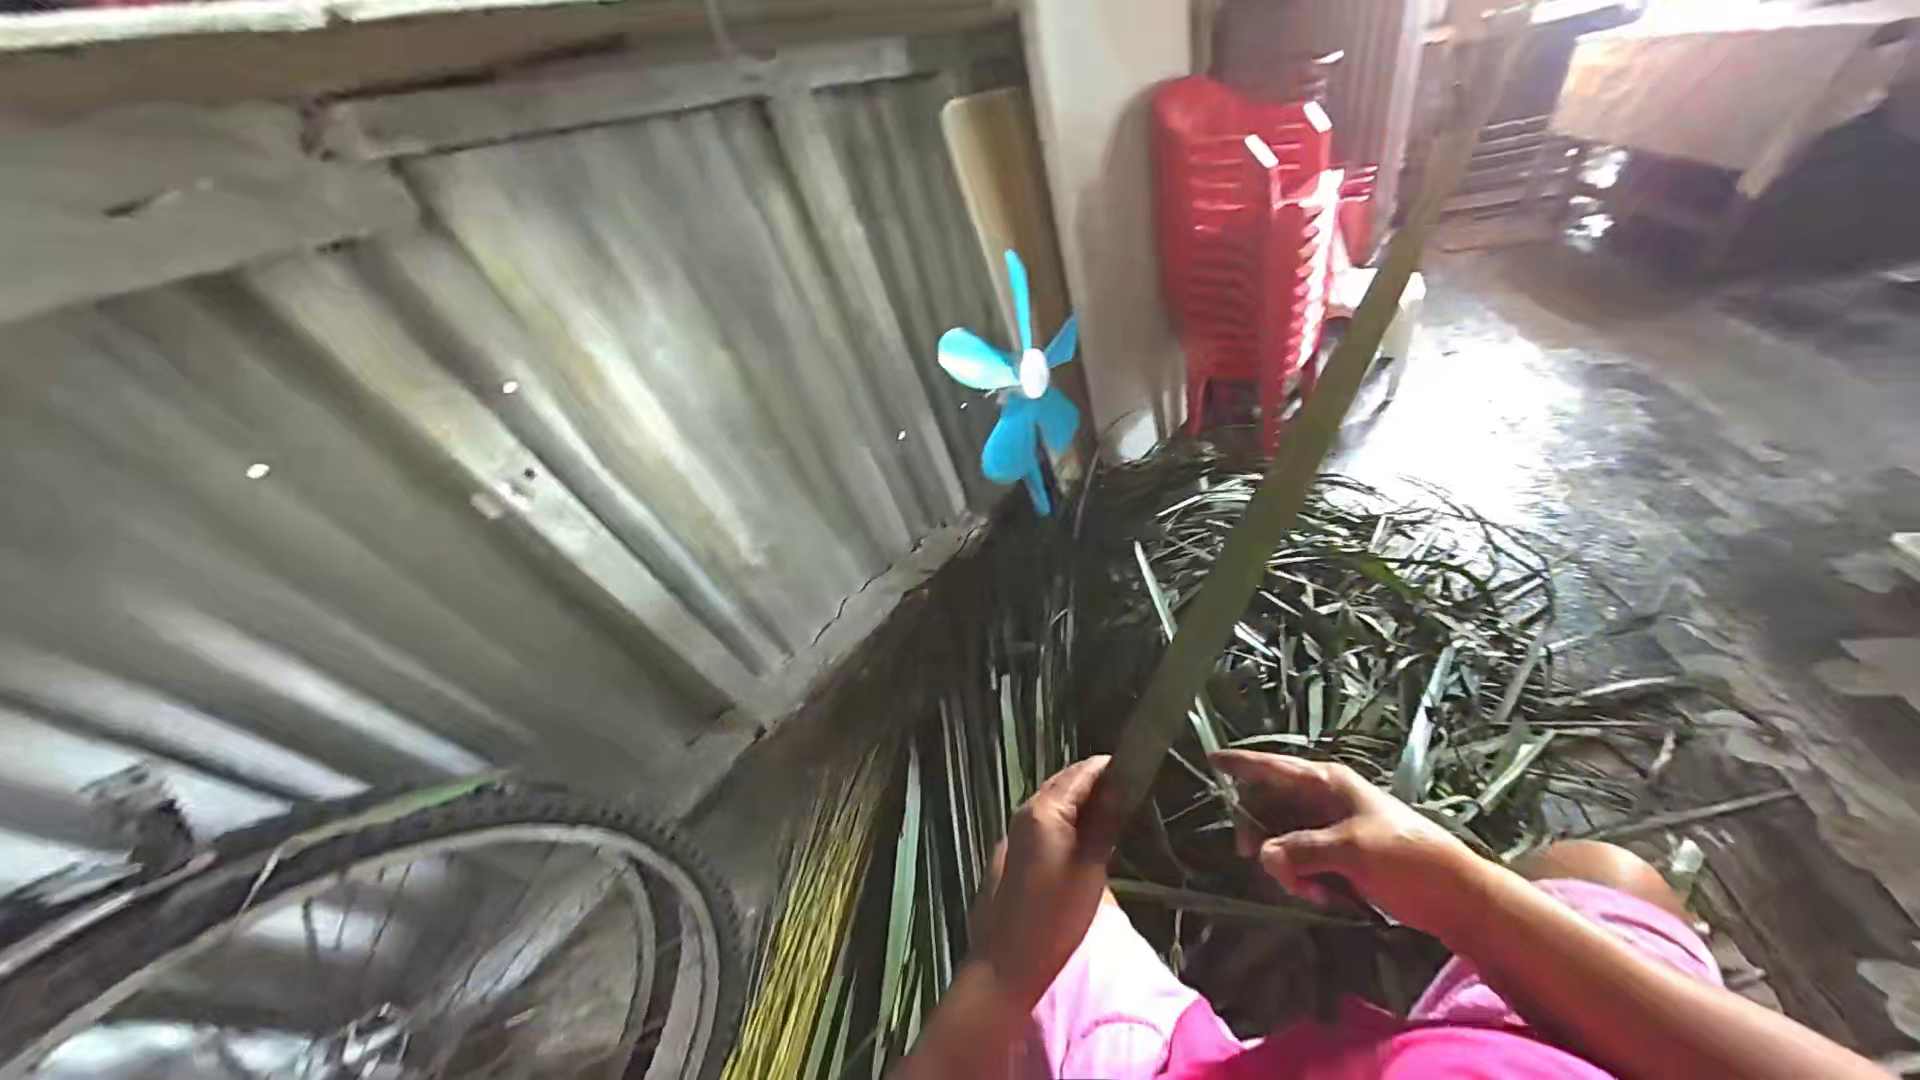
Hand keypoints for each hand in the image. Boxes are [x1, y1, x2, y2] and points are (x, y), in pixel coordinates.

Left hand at [973, 756, 1119, 1006]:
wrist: (1009, 958)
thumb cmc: (1056, 915)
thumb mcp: (1090, 867)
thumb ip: (1104, 823)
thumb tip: (1120, 789)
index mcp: (1045, 809)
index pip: (1080, 773)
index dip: (1107, 768)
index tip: (1135, 769)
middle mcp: (1027, 810)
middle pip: (1064, 782)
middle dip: (1094, 781)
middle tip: (1128, 789)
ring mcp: (1018, 828)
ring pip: (1054, 799)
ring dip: (1081, 798)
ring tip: (1113, 808)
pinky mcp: (1016, 847)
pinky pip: (1046, 817)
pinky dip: (1067, 815)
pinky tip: (1085, 831)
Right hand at [1210, 750, 1488, 937]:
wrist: (1460, 899)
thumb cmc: (1408, 858)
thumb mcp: (1353, 850)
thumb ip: (1302, 850)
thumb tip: (1263, 856)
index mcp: (1327, 783)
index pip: (1273, 767)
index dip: (1241, 764)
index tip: (1211, 760)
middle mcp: (1323, 799)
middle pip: (1270, 807)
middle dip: (1262, 835)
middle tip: (1254, 859)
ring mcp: (1329, 827)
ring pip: (1282, 838)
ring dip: (1285, 864)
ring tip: (1309, 890)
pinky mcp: (1337, 854)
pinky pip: (1299, 859)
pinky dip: (1302, 877)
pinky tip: (1322, 896)